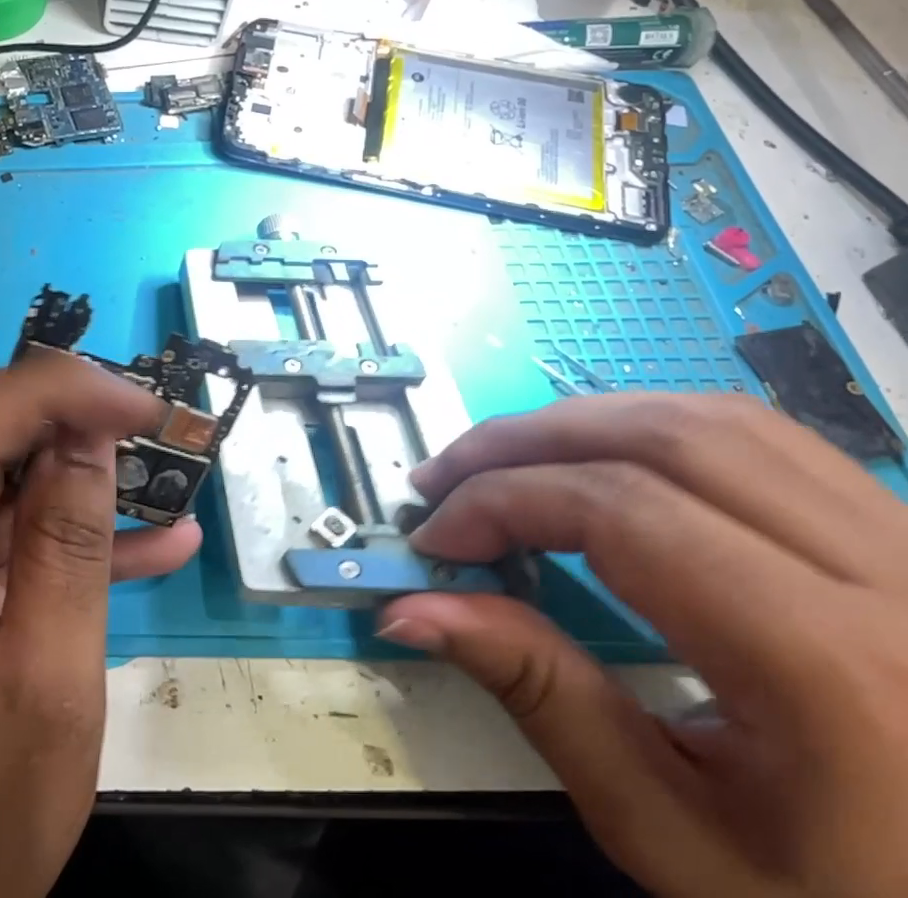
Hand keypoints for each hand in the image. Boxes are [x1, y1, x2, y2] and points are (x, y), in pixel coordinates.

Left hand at [0, 355, 202, 897]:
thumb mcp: (46, 694)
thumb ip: (64, 556)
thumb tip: (87, 444)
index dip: (55, 393)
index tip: (140, 404)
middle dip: (53, 411)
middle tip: (144, 427)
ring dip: (59, 463)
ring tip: (151, 476)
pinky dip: (48, 524)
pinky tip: (140, 543)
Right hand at [377, 393, 907, 896]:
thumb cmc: (819, 893)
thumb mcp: (662, 821)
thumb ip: (540, 693)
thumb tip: (415, 610)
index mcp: (834, 667)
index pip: (626, 511)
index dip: (502, 501)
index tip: (435, 540)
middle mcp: (902, 586)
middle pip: (676, 438)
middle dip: (529, 440)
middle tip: (446, 478)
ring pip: (729, 423)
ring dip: (590, 425)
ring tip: (506, 465)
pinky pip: (773, 449)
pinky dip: (657, 440)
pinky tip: (599, 473)